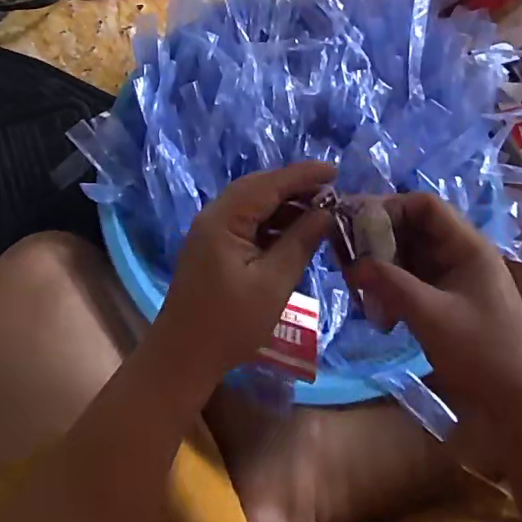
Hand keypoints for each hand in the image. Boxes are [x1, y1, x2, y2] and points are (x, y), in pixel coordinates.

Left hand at [150, 162, 335, 383]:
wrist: (186, 352)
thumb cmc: (230, 322)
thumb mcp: (273, 282)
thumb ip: (299, 243)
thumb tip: (325, 213)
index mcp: (223, 218)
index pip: (266, 185)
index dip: (301, 175)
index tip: (335, 169)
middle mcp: (213, 215)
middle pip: (257, 189)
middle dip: (294, 187)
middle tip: (333, 190)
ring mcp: (211, 230)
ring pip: (252, 205)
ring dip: (284, 205)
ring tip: (321, 209)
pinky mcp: (214, 245)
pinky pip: (246, 222)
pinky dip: (272, 222)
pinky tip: (296, 231)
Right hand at [345, 193, 521, 411]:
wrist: (519, 409)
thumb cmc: (484, 355)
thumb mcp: (432, 315)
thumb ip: (390, 283)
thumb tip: (350, 264)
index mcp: (467, 248)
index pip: (423, 205)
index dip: (388, 206)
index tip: (355, 224)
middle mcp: (456, 255)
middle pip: (408, 227)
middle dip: (374, 238)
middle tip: (341, 253)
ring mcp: (448, 277)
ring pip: (402, 253)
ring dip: (376, 266)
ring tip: (354, 285)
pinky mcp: (440, 299)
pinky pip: (405, 278)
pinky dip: (385, 287)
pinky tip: (372, 309)